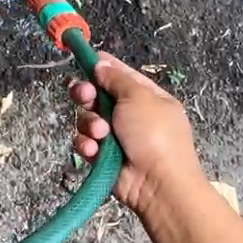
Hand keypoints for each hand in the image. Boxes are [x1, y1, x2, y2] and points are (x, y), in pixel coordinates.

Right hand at [69, 53, 205, 216]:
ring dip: (90, 124)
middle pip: (97, 95)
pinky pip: (84, 141)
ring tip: (100, 134)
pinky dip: (87, 145)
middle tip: (85, 96)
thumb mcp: (140, 98)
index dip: (103, 66)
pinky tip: (94, 151)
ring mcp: (116, 136)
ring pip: (87, 118)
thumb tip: (100, 63)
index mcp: (147, 98)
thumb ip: (116, 78)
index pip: (121, 75)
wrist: (158, 184)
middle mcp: (130, 115)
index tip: (84, 58)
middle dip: (87, 94)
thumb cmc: (154, 135)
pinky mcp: (102, 155)